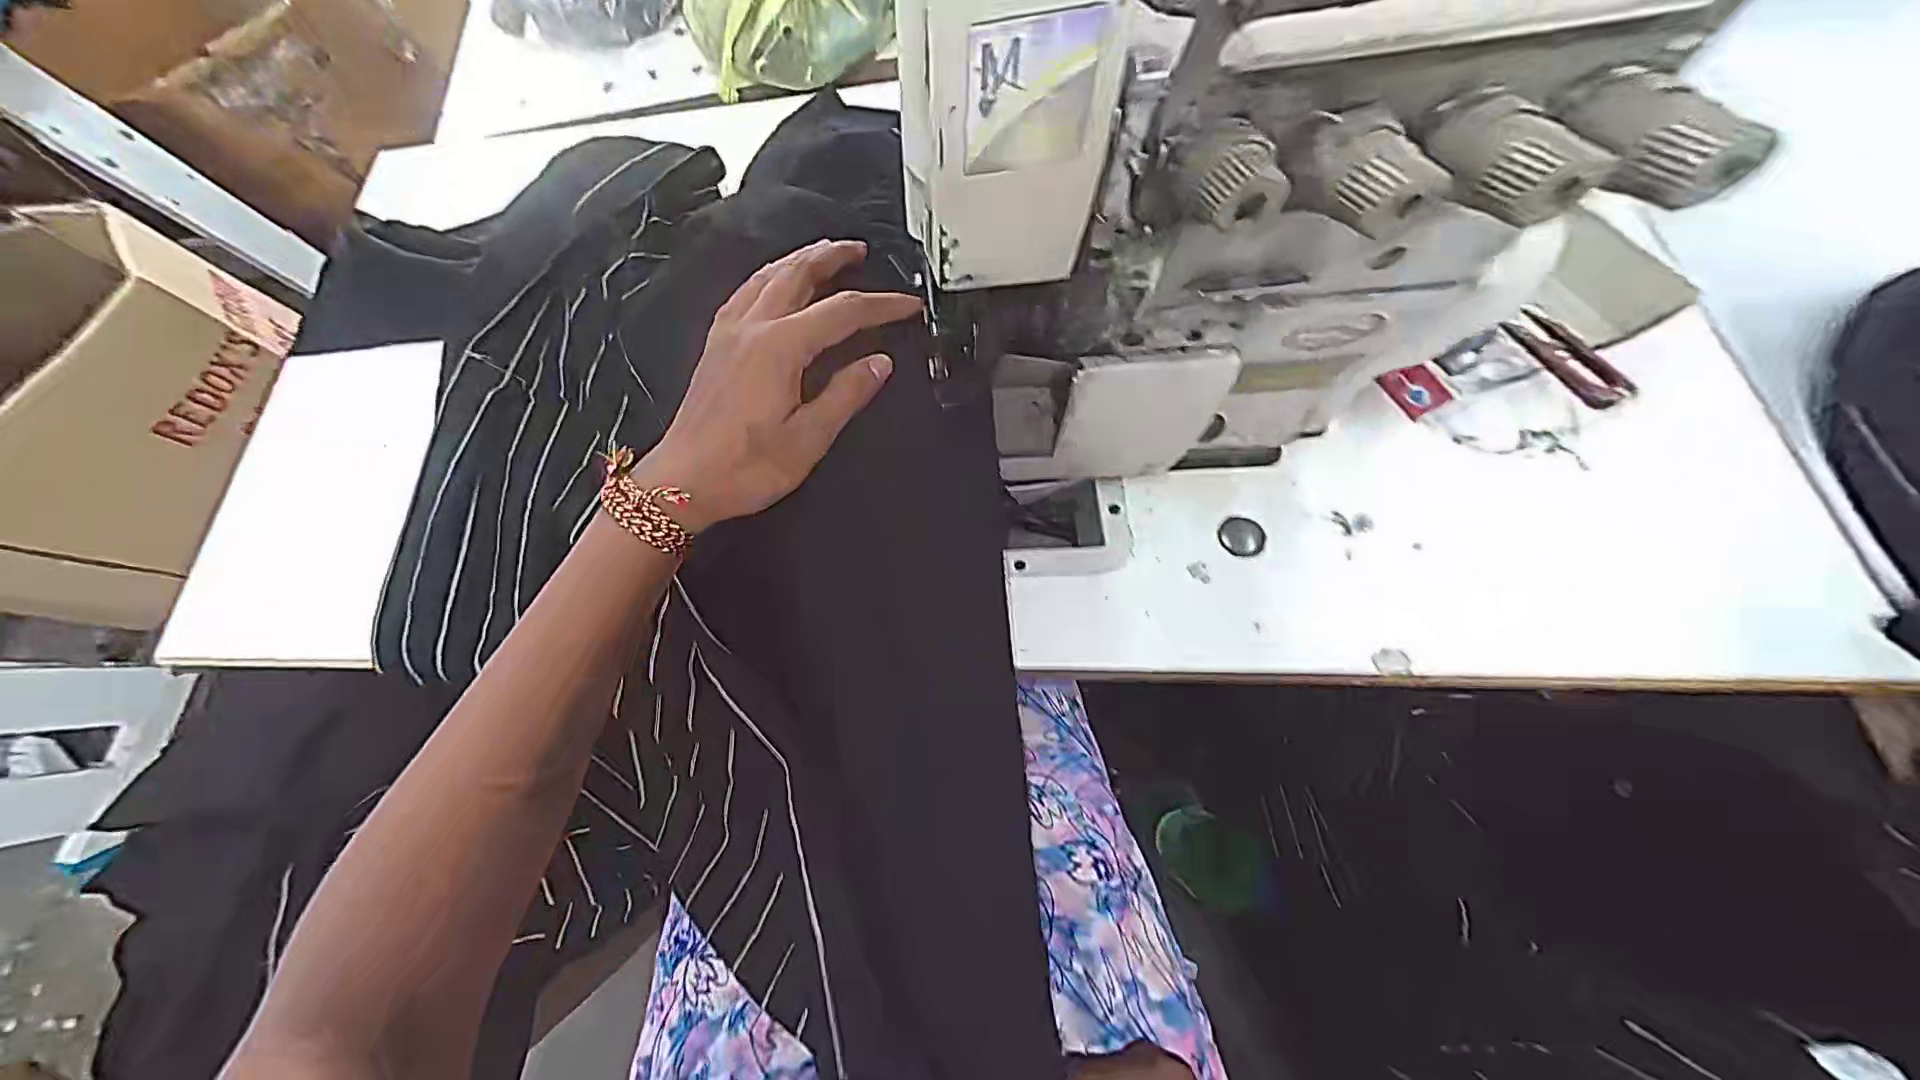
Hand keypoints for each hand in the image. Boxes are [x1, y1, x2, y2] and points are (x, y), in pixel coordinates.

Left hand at [629, 239, 921, 532]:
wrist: (684, 482)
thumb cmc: (742, 467)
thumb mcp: (808, 438)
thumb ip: (846, 395)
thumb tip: (878, 364)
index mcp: (779, 349)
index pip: (843, 312)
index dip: (881, 305)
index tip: (906, 306)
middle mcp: (751, 331)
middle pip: (798, 274)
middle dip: (833, 257)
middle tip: (859, 250)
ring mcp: (729, 335)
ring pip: (768, 277)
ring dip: (799, 259)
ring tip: (822, 254)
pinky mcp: (716, 347)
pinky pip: (744, 293)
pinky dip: (768, 277)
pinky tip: (772, 283)